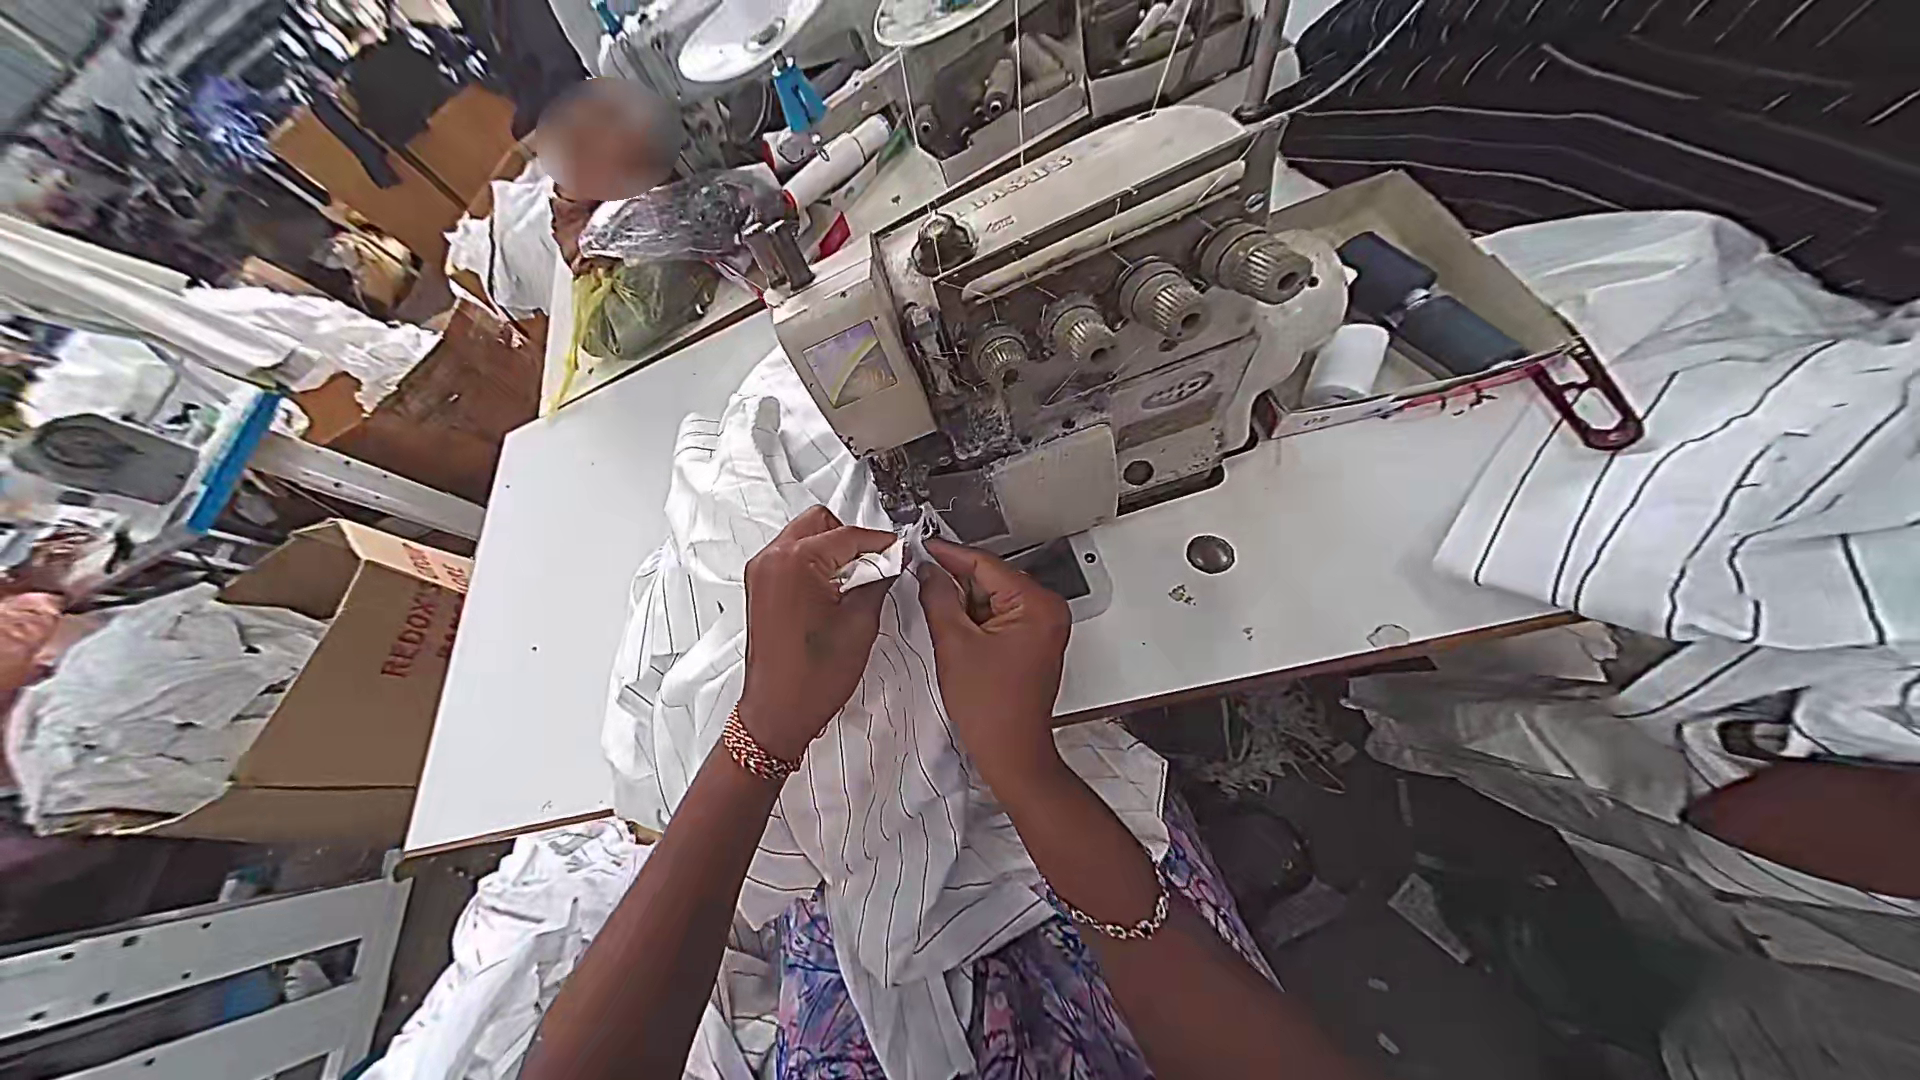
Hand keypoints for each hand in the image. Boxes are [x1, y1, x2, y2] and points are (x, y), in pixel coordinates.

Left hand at [738, 506, 896, 761]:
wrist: (779, 711)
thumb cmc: (810, 678)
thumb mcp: (861, 622)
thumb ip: (878, 580)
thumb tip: (889, 561)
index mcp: (795, 562)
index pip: (848, 534)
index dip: (880, 542)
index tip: (898, 550)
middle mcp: (772, 560)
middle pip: (821, 523)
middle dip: (853, 539)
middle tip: (878, 563)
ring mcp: (762, 573)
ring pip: (805, 536)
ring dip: (833, 549)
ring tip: (858, 579)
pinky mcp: (760, 587)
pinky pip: (792, 556)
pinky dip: (816, 563)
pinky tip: (837, 588)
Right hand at [916, 538, 1071, 791]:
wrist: (1011, 751)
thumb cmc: (992, 709)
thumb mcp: (954, 643)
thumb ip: (939, 597)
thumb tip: (930, 570)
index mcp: (1037, 605)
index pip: (987, 564)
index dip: (950, 555)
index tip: (925, 547)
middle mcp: (1048, 610)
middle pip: (992, 578)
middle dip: (956, 580)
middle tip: (922, 578)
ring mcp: (1043, 625)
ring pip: (994, 596)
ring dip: (964, 601)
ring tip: (937, 612)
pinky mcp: (1034, 639)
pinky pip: (1001, 614)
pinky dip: (976, 617)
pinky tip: (955, 628)